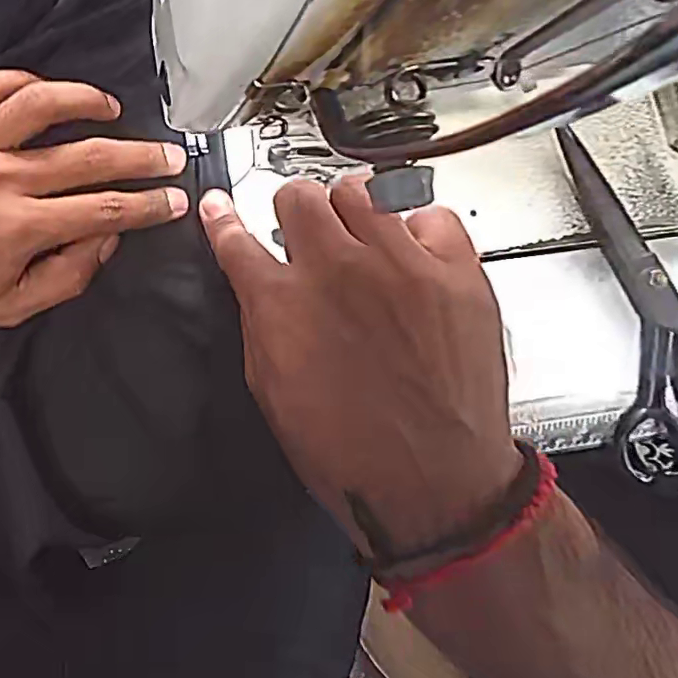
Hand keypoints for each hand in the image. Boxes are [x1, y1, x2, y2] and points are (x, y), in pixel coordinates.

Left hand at [0, 70, 188, 370]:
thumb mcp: (8, 309)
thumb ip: (67, 276)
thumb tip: (105, 239)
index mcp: (19, 227)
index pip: (106, 207)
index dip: (149, 204)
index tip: (172, 199)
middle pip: (90, 155)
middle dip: (141, 156)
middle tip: (168, 156)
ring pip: (41, 105)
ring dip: (86, 101)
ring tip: (112, 110)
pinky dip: (18, 81)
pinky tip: (40, 90)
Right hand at [199, 177, 519, 557]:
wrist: (433, 485)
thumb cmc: (348, 450)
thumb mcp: (270, 388)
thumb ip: (259, 321)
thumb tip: (255, 285)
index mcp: (281, 303)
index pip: (235, 236)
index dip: (222, 218)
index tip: (220, 207)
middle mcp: (337, 272)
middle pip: (299, 195)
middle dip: (292, 208)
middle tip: (301, 227)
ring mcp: (401, 266)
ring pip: (360, 191)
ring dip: (348, 213)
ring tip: (357, 240)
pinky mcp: (457, 274)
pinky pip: (430, 215)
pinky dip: (415, 230)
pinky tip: (410, 255)